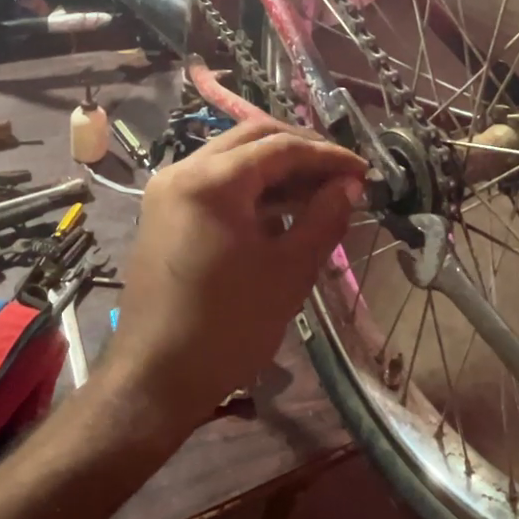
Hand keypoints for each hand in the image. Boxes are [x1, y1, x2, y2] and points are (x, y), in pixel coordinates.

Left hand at [99, 117, 367, 424]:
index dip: (328, 155)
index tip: (363, 171)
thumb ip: (323, 218)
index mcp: (212, 180)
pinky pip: (216, 182)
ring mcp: (169, 191)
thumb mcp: (289, 271)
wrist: (155, 380)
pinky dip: (253, 187)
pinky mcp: (166, 214)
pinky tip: (285, 209)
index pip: (281, 147)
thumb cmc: (228, 326)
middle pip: (253, 139)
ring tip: (321, 190)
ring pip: (233, 158)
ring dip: (278, 168)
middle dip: (303, 151)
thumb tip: (349, 185)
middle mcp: (183, 171)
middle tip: (342, 173)